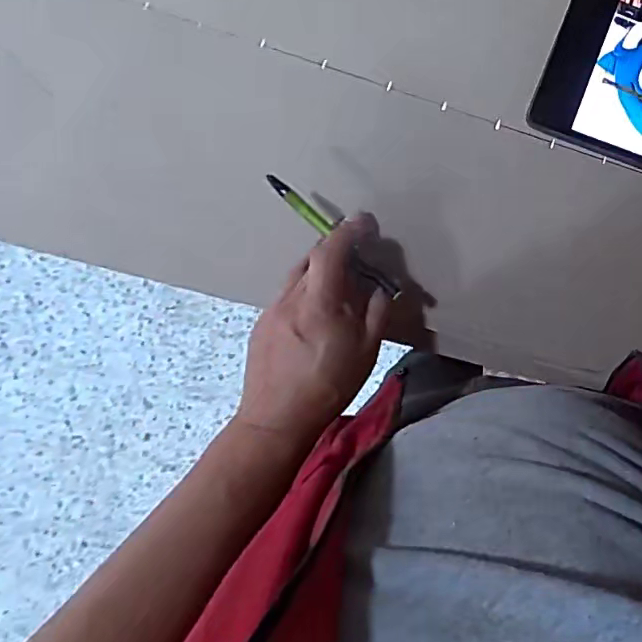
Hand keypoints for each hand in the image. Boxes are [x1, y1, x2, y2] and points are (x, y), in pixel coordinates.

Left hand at [236, 214, 391, 438]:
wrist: (276, 420)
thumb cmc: (329, 385)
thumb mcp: (367, 349)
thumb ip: (376, 311)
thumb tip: (378, 289)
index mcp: (320, 301)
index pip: (331, 250)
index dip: (349, 231)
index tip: (365, 222)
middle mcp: (291, 298)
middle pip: (311, 258)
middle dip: (335, 249)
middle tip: (357, 254)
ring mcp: (272, 311)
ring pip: (298, 277)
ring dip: (320, 271)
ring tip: (339, 287)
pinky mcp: (262, 326)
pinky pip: (287, 296)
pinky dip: (306, 292)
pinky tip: (317, 316)